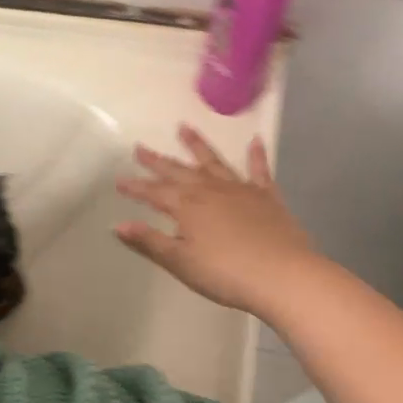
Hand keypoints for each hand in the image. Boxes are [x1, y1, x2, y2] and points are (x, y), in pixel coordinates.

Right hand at [115, 125, 322, 316]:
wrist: (284, 275)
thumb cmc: (225, 273)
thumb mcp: (181, 261)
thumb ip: (150, 241)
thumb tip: (119, 225)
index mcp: (187, 206)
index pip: (153, 193)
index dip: (135, 187)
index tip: (119, 180)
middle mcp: (211, 190)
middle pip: (179, 172)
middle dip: (158, 161)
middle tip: (140, 148)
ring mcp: (241, 190)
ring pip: (214, 162)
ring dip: (197, 145)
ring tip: (184, 127)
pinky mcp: (267, 197)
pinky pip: (259, 170)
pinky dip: (256, 155)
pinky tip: (255, 140)